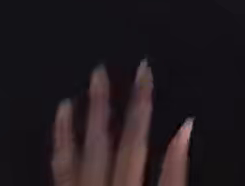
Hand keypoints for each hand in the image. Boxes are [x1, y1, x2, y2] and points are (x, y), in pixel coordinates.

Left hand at [50, 60, 191, 185]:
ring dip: (68, 133)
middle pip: (98, 145)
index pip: (134, 137)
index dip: (140, 100)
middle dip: (100, 106)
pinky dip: (59, 158)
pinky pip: (58, 179)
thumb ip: (175, 173)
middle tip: (97, 72)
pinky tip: (58, 146)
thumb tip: (186, 126)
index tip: (143, 69)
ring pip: (69, 164)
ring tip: (65, 104)